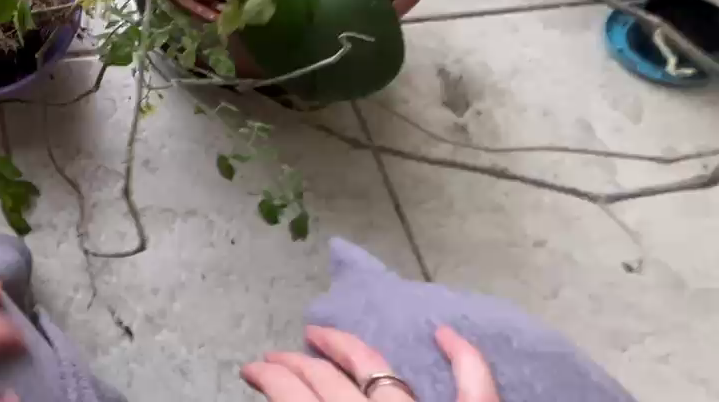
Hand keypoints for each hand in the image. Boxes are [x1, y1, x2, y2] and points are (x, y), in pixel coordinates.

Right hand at [242, 324, 498, 401]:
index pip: (289, 392)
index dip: (264, 375)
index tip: (250, 372)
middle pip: (322, 376)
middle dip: (291, 360)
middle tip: (274, 358)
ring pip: (376, 368)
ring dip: (343, 346)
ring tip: (319, 335)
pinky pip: (476, 393)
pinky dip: (466, 360)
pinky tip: (444, 333)